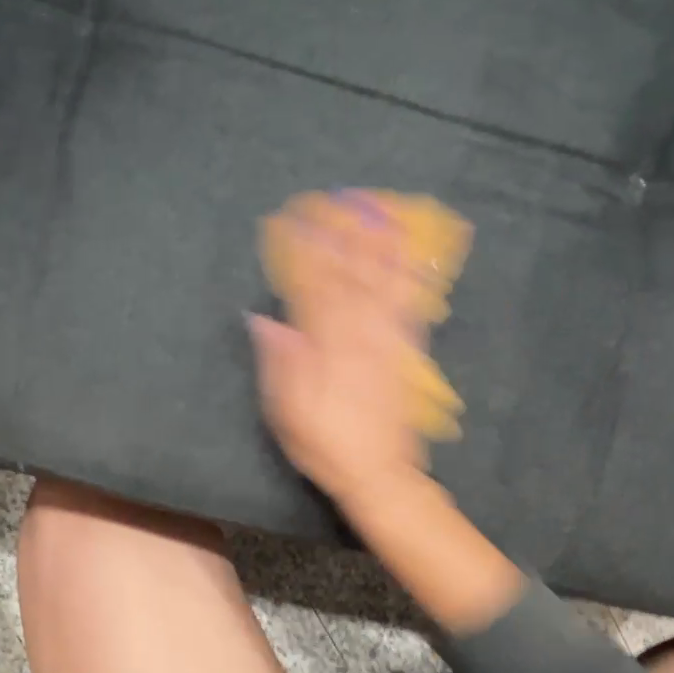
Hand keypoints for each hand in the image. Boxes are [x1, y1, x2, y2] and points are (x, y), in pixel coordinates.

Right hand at [249, 193, 437, 502]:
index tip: (292, 220)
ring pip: (382, 284)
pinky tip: (411, 258)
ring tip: (380, 211)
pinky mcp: (405, 354)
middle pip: (349, 277)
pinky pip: (410, 308)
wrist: (378, 473)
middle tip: (338, 199)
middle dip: (341, 236)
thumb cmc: (325, 444)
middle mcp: (357, 336)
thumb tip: (263, 320)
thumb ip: (279, 363)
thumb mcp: (287, 412)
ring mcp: (385, 343)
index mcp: (324, 349)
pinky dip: (410, 279)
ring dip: (380, 246)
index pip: (311, 288)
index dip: (302, 251)